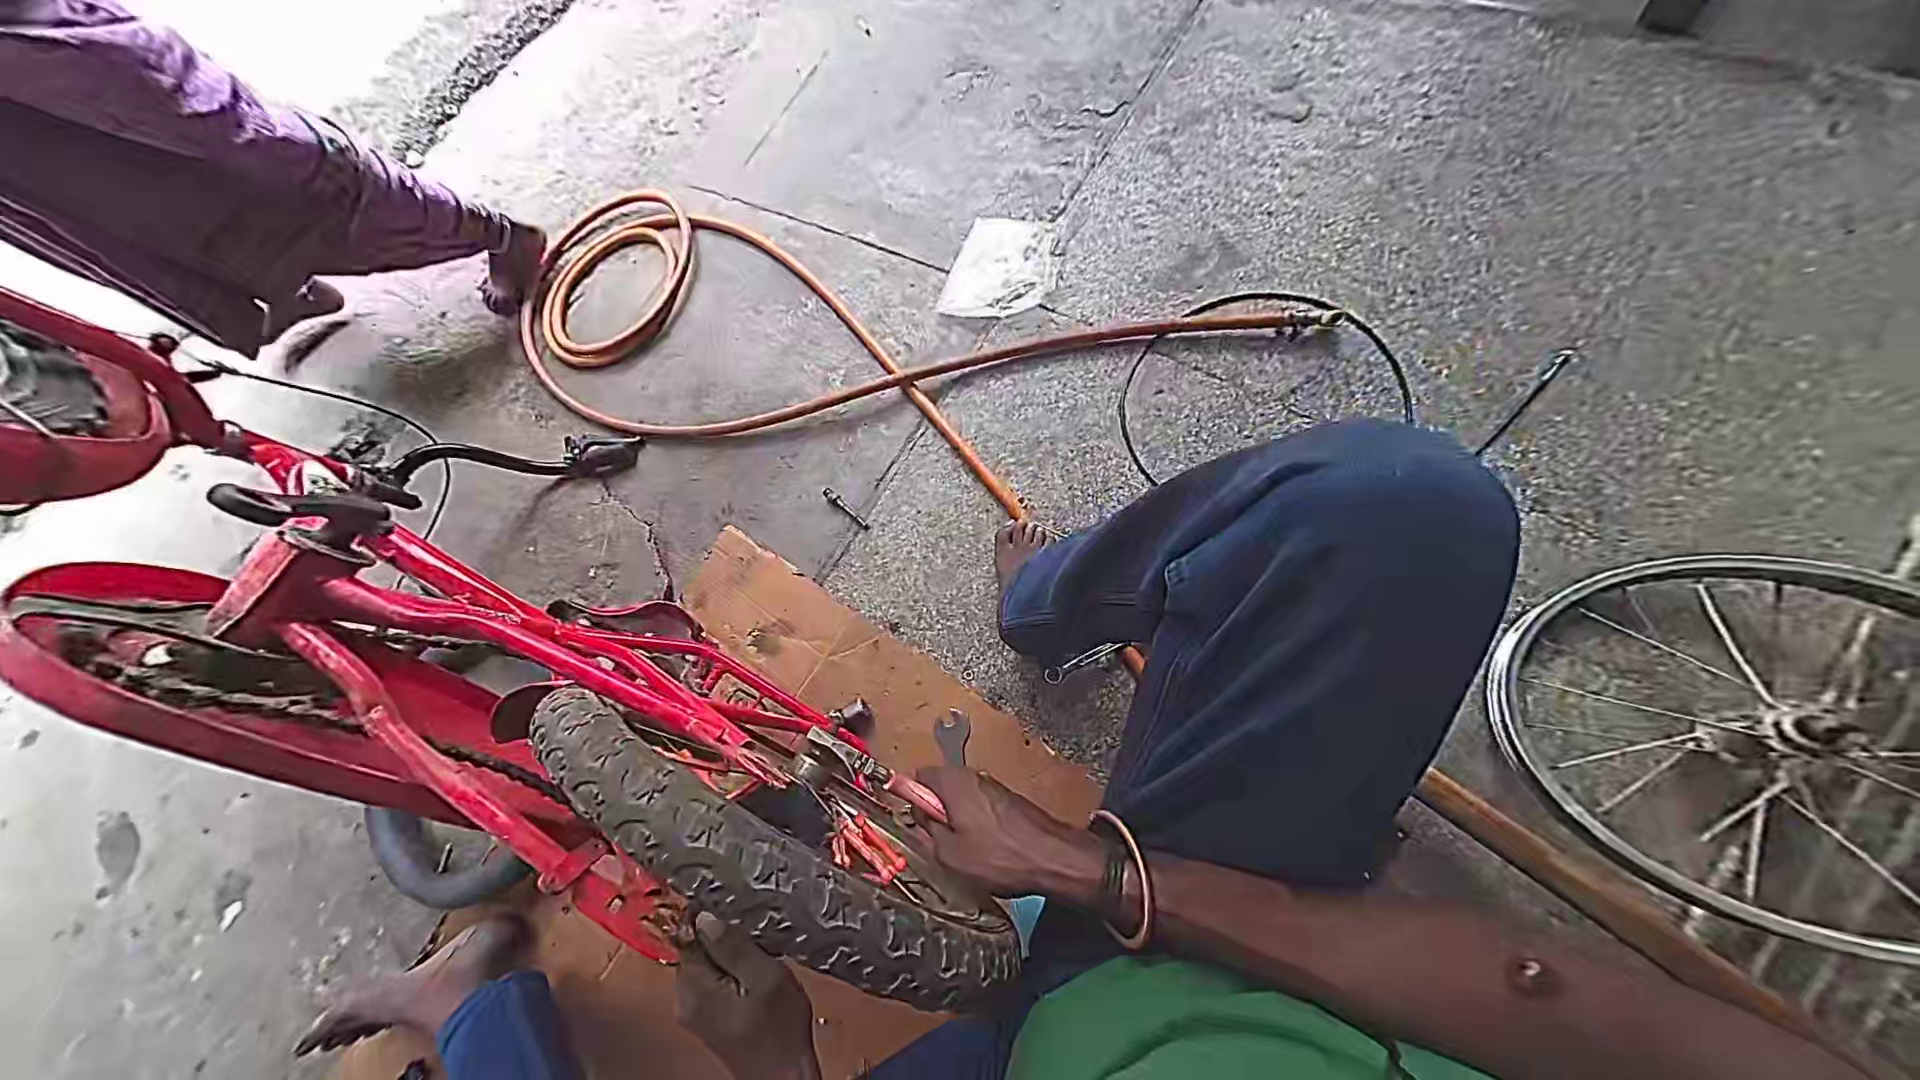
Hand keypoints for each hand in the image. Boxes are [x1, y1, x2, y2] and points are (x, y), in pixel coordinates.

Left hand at [676, 912, 820, 1079]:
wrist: (784, 1075)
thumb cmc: (780, 1028)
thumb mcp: (765, 977)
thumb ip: (734, 948)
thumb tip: (704, 919)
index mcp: (695, 992)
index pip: (688, 939)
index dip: (708, 919)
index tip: (730, 908)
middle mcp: (686, 1003)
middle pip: (695, 950)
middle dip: (720, 937)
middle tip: (751, 935)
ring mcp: (694, 1012)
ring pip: (704, 963)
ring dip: (726, 952)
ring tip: (755, 953)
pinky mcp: (706, 1017)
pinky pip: (711, 978)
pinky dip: (728, 968)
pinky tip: (751, 972)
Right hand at [915, 766, 1104, 904]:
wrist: (1050, 856)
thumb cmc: (1001, 856)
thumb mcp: (949, 853)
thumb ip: (926, 829)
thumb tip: (918, 816)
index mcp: (953, 782)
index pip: (918, 776)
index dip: (911, 798)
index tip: (914, 820)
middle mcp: (972, 775)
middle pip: (939, 785)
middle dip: (935, 810)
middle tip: (940, 840)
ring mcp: (991, 785)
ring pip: (960, 797)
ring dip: (956, 818)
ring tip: (965, 848)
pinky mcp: (1006, 798)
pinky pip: (978, 804)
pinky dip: (975, 821)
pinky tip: (985, 847)